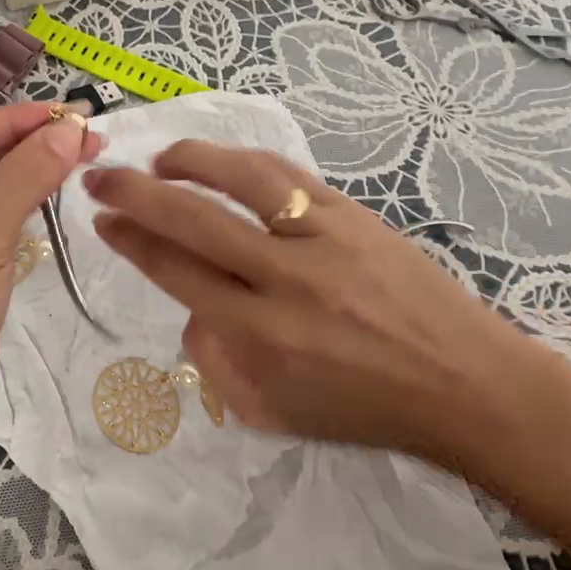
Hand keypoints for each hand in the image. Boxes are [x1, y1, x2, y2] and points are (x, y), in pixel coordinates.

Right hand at [85, 143, 567, 463]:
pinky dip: (239, 160)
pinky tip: (217, 161)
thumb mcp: (271, 410)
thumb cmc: (363, 407)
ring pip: (240, 179)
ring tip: (157, 159)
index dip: (130, 239)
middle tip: (98, 178)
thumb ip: (213, 359)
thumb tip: (187, 302)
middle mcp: (287, 281)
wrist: (471, 387)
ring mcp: (324, 239)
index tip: (103, 220)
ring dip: (187, 161)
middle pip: (192, 220)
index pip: (175, 270)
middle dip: (133, 193)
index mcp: (263, 336)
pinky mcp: (354, 214)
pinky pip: (285, 174)